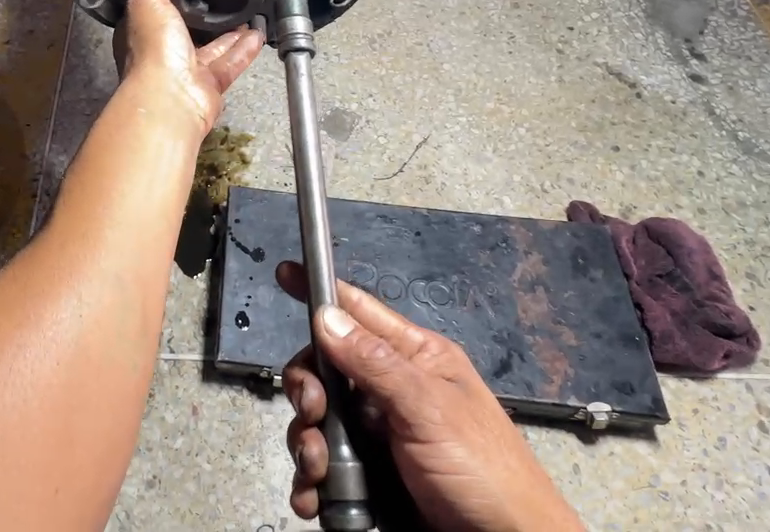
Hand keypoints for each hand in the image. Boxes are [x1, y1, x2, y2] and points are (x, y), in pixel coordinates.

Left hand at [112, 0, 264, 133]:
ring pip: (211, 48)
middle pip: (184, 30)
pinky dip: (244, 51)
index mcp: (141, 31)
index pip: (150, 7)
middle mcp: (162, 52)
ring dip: (229, 34)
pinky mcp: (208, 84)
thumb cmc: (151, 54)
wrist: (171, 100)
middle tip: (218, 0)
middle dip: (201, 16)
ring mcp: (186, 70)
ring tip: (247, 17)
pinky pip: (229, 64)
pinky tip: (257, 37)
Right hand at [277, 263, 583, 531]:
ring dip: (306, 443)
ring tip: (316, 470)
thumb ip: (375, 363)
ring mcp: (379, 435)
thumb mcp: (429, 409)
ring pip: (320, 421)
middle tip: (313, 413)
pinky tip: (312, 496)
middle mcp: (391, 390)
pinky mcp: (371, 477)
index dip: (321, 293)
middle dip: (307, 390)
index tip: (284, 274)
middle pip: (326, 369)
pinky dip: (311, 481)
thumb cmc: (485, 471)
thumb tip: (325, 316)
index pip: (358, 311)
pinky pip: (325, 467)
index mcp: (415, 358)